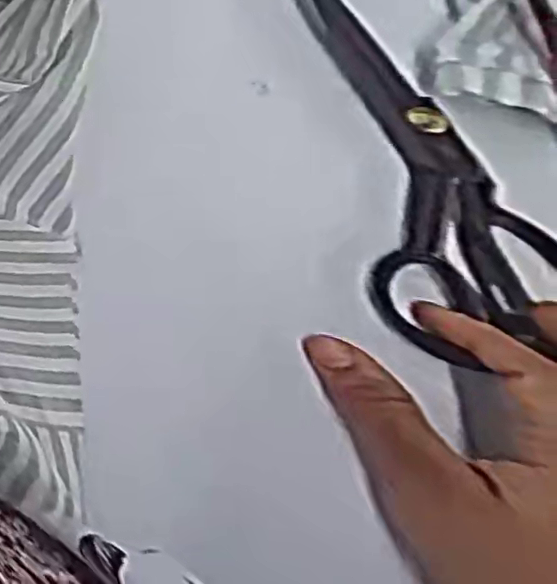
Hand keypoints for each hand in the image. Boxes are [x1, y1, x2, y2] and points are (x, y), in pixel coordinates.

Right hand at [304, 303, 556, 583]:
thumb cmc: (521, 580)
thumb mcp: (429, 491)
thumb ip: (378, 414)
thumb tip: (332, 353)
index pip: (526, 362)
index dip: (470, 331)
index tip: (430, 315)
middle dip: (546, 331)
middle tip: (518, 311)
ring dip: (555, 369)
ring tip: (535, 346)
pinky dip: (556, 403)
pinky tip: (536, 413)